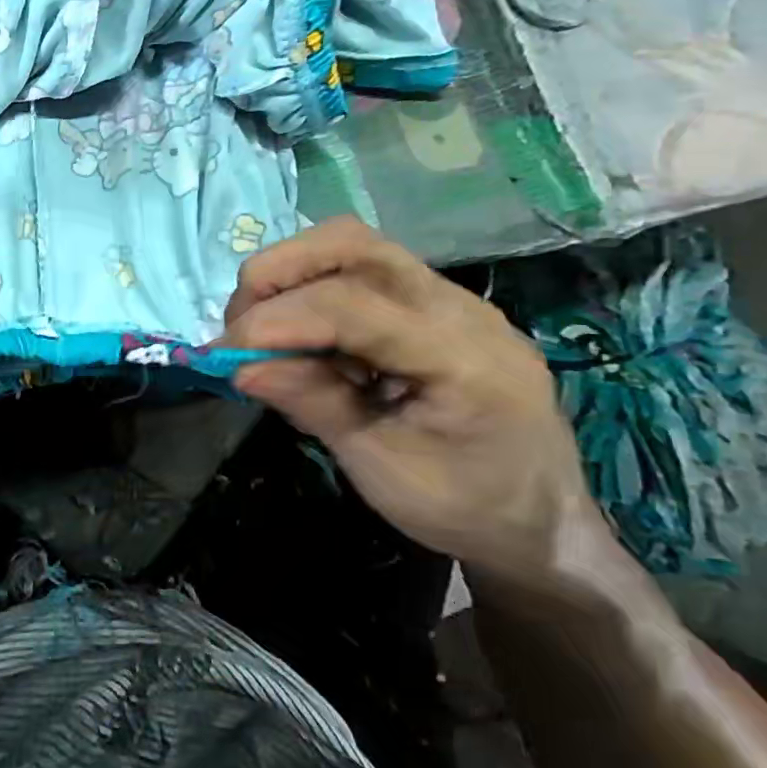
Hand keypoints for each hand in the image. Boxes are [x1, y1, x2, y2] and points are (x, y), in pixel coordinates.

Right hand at [223, 219, 610, 590]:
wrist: (543, 523)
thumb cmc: (465, 506)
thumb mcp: (380, 468)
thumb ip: (313, 405)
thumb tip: (238, 366)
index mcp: (462, 357)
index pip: (349, 306)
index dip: (274, 320)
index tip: (222, 354)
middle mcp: (459, 309)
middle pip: (350, 245)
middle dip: (275, 273)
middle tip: (239, 325)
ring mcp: (448, 299)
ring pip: (351, 246)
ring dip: (289, 274)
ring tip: (261, 325)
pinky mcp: (431, 304)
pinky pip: (358, 270)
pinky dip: (309, 288)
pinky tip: (300, 335)